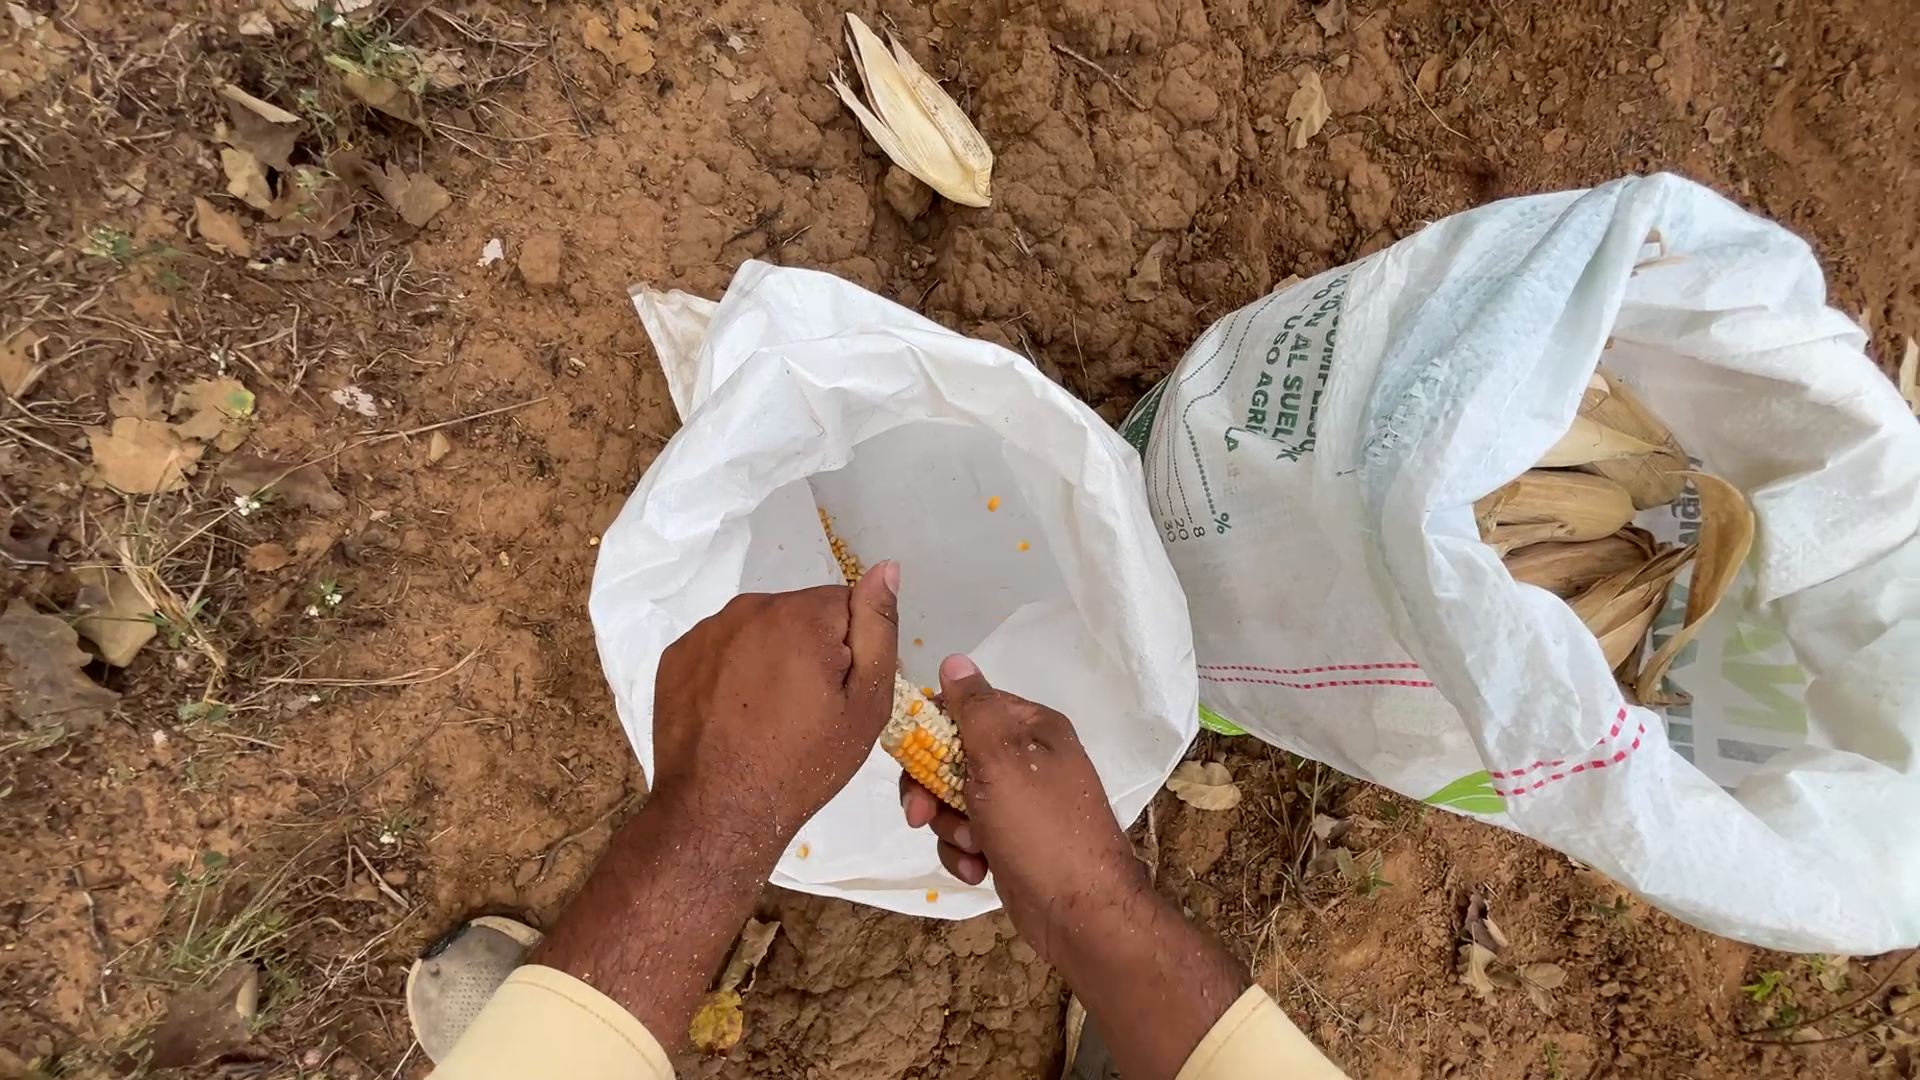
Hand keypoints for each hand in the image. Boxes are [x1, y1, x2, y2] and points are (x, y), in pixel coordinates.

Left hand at [654, 561, 899, 837]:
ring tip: (769, 712)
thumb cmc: (805, 761)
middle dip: (813, 647)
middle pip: (803, 613)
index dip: (853, 648)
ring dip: (773, 654)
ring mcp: (708, 630)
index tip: (839, 691)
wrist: (717, 813)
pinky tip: (735, 711)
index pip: (847, 605)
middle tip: (808, 707)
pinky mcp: (677, 654)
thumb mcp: (866, 702)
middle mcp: (750, 607)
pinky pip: (724, 645)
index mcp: (802, 614)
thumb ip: (878, 627)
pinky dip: (734, 668)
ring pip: (762, 627)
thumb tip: (886, 567)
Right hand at [900, 654, 1150, 966]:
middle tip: (921, 814)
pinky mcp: (1009, 841)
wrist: (1082, 914)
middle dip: (934, 788)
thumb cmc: (1041, 826)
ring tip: (974, 847)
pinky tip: (979, 870)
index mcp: (1031, 727)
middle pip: (953, 756)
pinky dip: (966, 853)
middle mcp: (1026, 759)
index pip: (967, 707)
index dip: (932, 729)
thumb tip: (954, 659)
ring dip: (952, 826)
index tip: (909, 755)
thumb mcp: (1002, 758)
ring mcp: (1018, 802)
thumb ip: (973, 708)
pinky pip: (966, 835)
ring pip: (954, 799)